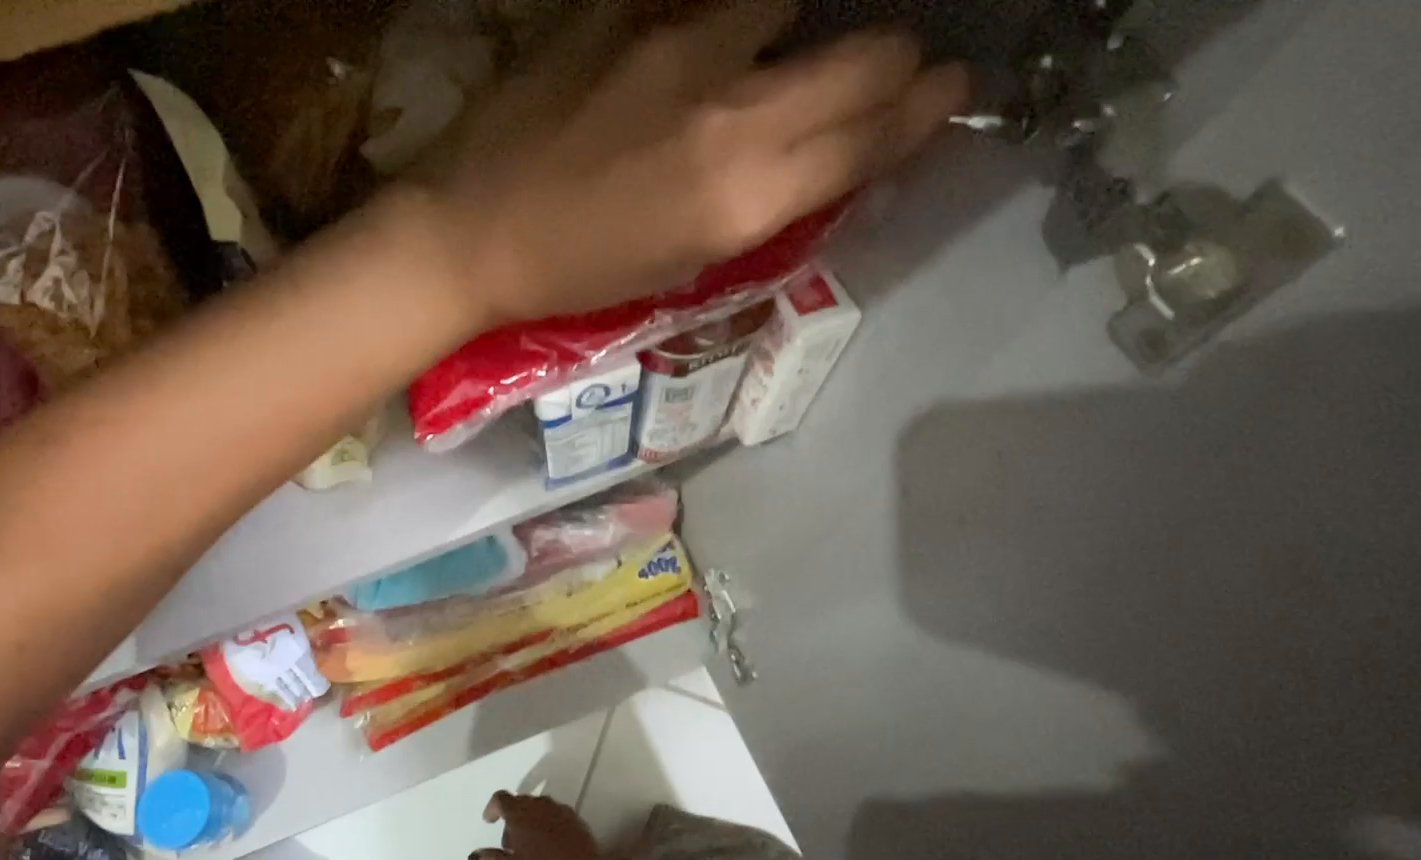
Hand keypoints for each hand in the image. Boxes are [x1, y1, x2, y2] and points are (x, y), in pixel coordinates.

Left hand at [419, 0, 969, 324]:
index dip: (927, 109)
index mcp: (745, 198)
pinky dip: (738, 18)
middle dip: (897, 62)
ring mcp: (680, 47)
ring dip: (809, 27)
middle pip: (866, 57)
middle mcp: (732, 114)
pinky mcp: (629, 11)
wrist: (473, 231)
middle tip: (893, 67)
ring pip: (796, 4)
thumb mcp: (686, 260)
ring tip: (788, 51)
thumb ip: (768, 202)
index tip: (947, 91)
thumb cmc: (579, 271)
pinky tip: (725, 40)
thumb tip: (829, 157)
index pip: (875, 136)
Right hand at [469, 791, 636, 859]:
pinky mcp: (577, 820)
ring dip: (531, 820)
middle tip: (510, 844)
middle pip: (520, 802)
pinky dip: (548, 824)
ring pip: (539, 808)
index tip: (489, 822)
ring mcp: (561, 810)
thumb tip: (473, 856)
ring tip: (530, 847)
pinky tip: (550, 847)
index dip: (492, 807)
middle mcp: (540, 805)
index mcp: (520, 813)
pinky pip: (556, 815)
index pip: (501, 798)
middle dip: (512, 818)